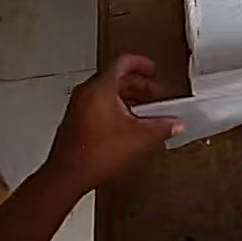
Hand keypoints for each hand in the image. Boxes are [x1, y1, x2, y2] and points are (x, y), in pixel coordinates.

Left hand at [39, 55, 182, 193]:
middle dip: (138, 84)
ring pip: (106, 92)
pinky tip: (127, 125)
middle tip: (153, 93)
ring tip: (144, 110)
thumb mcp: (139, 138)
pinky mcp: (75, 121)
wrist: (67, 177)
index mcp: (101, 88)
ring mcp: (78, 107)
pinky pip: (97, 105)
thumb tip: (175, 124)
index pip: (122, 62)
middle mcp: (86, 93)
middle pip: (115, 77)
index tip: (151, 68)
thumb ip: (162, 127)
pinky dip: (114, 107)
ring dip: (127, 97)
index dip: (141, 63)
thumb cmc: (93, 155)